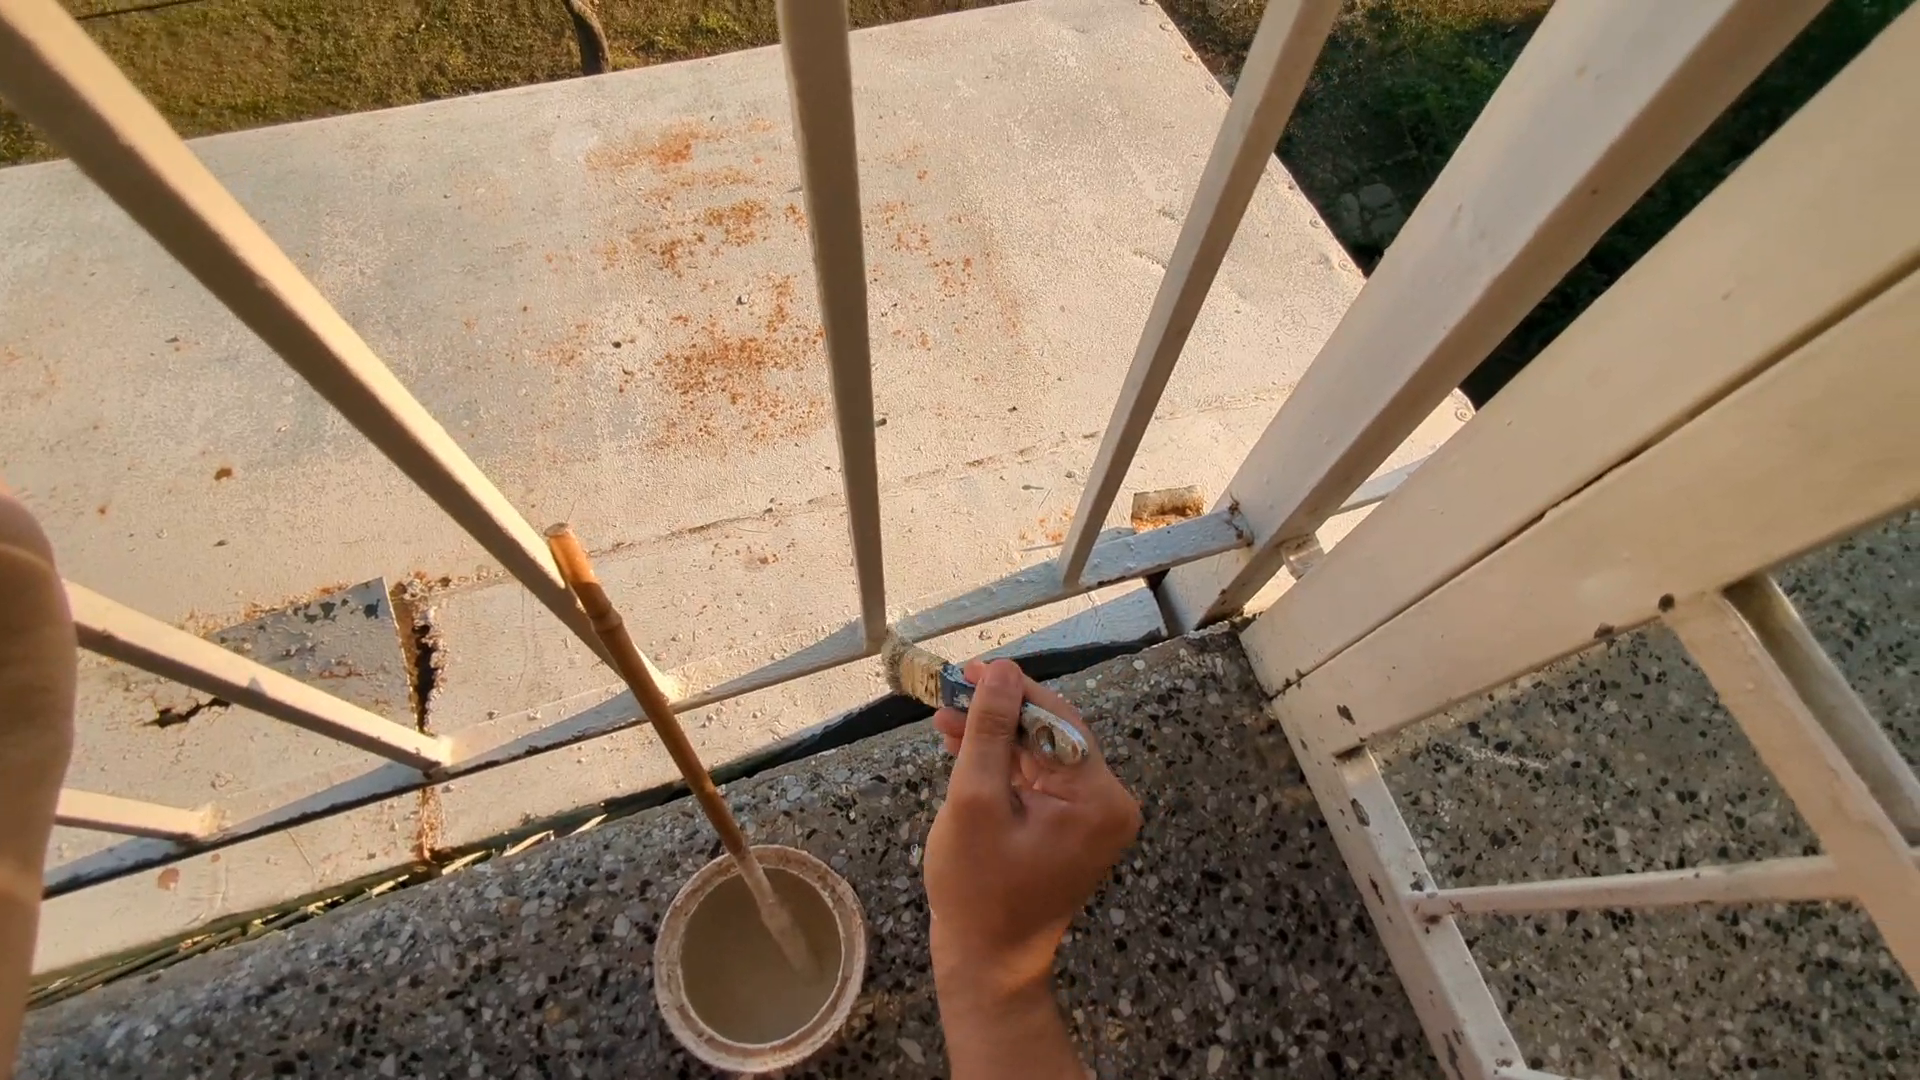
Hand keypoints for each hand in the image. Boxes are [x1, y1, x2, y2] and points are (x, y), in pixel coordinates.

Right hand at [923, 659, 1141, 1002]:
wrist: (988, 964)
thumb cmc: (977, 888)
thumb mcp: (974, 801)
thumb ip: (989, 730)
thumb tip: (1002, 669)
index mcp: (1099, 798)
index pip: (1055, 720)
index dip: (1011, 690)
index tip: (969, 670)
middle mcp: (1108, 802)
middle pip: (1049, 733)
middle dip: (997, 712)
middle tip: (951, 694)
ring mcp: (1092, 814)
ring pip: (1040, 751)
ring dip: (994, 734)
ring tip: (946, 721)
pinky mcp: (1072, 823)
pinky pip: (1038, 776)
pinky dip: (1002, 761)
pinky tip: (964, 747)